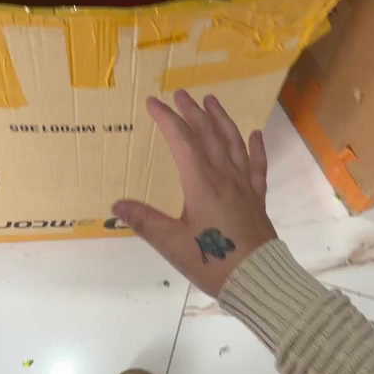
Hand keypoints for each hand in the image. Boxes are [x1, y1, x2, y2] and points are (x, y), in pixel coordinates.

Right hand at [112, 90, 276, 296]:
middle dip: (192, 112)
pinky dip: (256, 148)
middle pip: (208, 135)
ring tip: (212, 101)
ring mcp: (244, 185)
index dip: (167, 119)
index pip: (182, 142)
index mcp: (202, 184)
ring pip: (233, 143)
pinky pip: (257, 166)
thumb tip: (116, 205)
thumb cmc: (213, 262)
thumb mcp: (173, 245)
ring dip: (221, 120)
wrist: (258, 280)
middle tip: (180, 94)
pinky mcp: (257, 198)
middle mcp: (225, 177)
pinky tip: (256, 135)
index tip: (152, 103)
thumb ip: (145, 221)